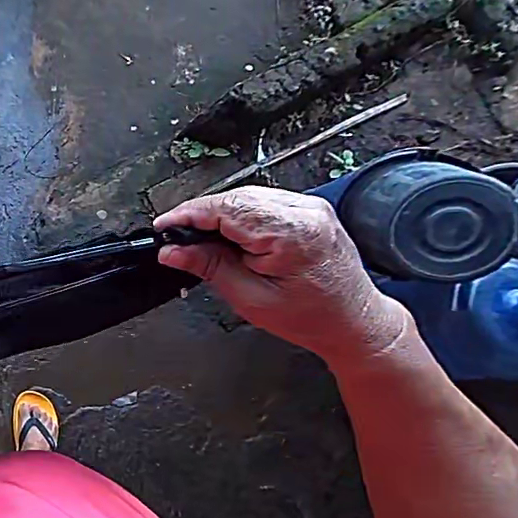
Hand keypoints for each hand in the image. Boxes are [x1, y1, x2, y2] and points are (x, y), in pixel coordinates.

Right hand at [155, 187, 409, 367]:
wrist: (352, 321)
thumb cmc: (311, 316)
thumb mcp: (249, 298)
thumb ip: (208, 267)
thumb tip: (173, 251)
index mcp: (292, 233)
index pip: (226, 209)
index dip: (188, 215)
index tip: (164, 226)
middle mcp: (304, 211)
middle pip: (234, 198)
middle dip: (199, 215)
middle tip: (175, 237)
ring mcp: (308, 206)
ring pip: (245, 196)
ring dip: (216, 215)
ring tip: (198, 240)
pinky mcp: (307, 209)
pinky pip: (260, 202)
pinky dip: (236, 215)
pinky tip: (225, 234)